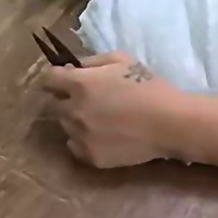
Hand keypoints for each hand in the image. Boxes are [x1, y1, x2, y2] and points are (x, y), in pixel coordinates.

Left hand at [40, 52, 182, 168]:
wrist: (170, 123)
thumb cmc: (149, 86)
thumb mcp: (123, 60)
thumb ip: (94, 60)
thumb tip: (76, 67)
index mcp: (80, 84)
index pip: (48, 79)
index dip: (55, 76)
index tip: (63, 78)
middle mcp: (73, 111)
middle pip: (55, 104)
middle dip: (66, 99)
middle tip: (89, 99)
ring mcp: (80, 136)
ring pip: (66, 125)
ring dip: (76, 119)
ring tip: (100, 119)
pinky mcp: (90, 157)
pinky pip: (75, 146)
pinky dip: (83, 140)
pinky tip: (103, 135)